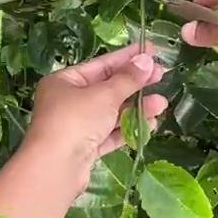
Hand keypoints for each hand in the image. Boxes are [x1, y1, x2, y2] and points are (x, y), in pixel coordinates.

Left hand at [23, 44, 167, 179]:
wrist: (55, 167)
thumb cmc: (75, 120)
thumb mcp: (104, 95)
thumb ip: (128, 79)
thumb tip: (146, 60)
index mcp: (65, 81)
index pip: (101, 65)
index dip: (126, 57)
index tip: (150, 50)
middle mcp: (68, 101)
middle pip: (107, 89)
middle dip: (135, 84)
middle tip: (161, 75)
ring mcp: (76, 126)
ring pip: (111, 113)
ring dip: (136, 108)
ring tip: (162, 104)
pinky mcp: (84, 148)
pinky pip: (109, 133)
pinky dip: (128, 129)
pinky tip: (150, 124)